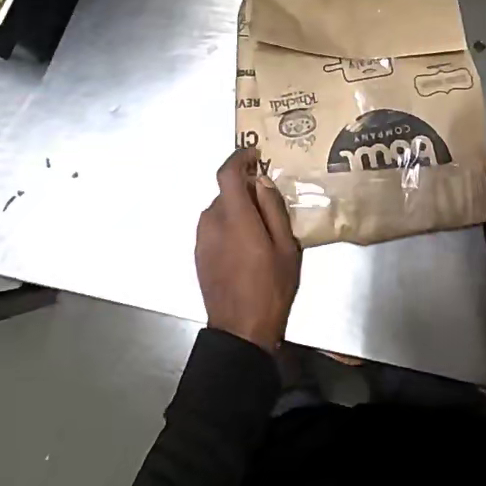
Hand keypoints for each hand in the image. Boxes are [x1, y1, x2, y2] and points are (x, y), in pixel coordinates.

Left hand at [196, 148, 301, 350]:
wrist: (240, 330)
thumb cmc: (270, 288)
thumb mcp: (286, 248)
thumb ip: (273, 209)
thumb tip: (261, 181)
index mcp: (234, 216)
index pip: (227, 173)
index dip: (239, 157)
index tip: (254, 154)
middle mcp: (211, 220)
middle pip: (226, 192)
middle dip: (246, 191)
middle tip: (268, 204)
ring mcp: (201, 238)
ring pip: (220, 210)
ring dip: (237, 210)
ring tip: (260, 232)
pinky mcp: (199, 253)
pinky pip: (214, 227)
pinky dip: (228, 226)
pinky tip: (245, 248)